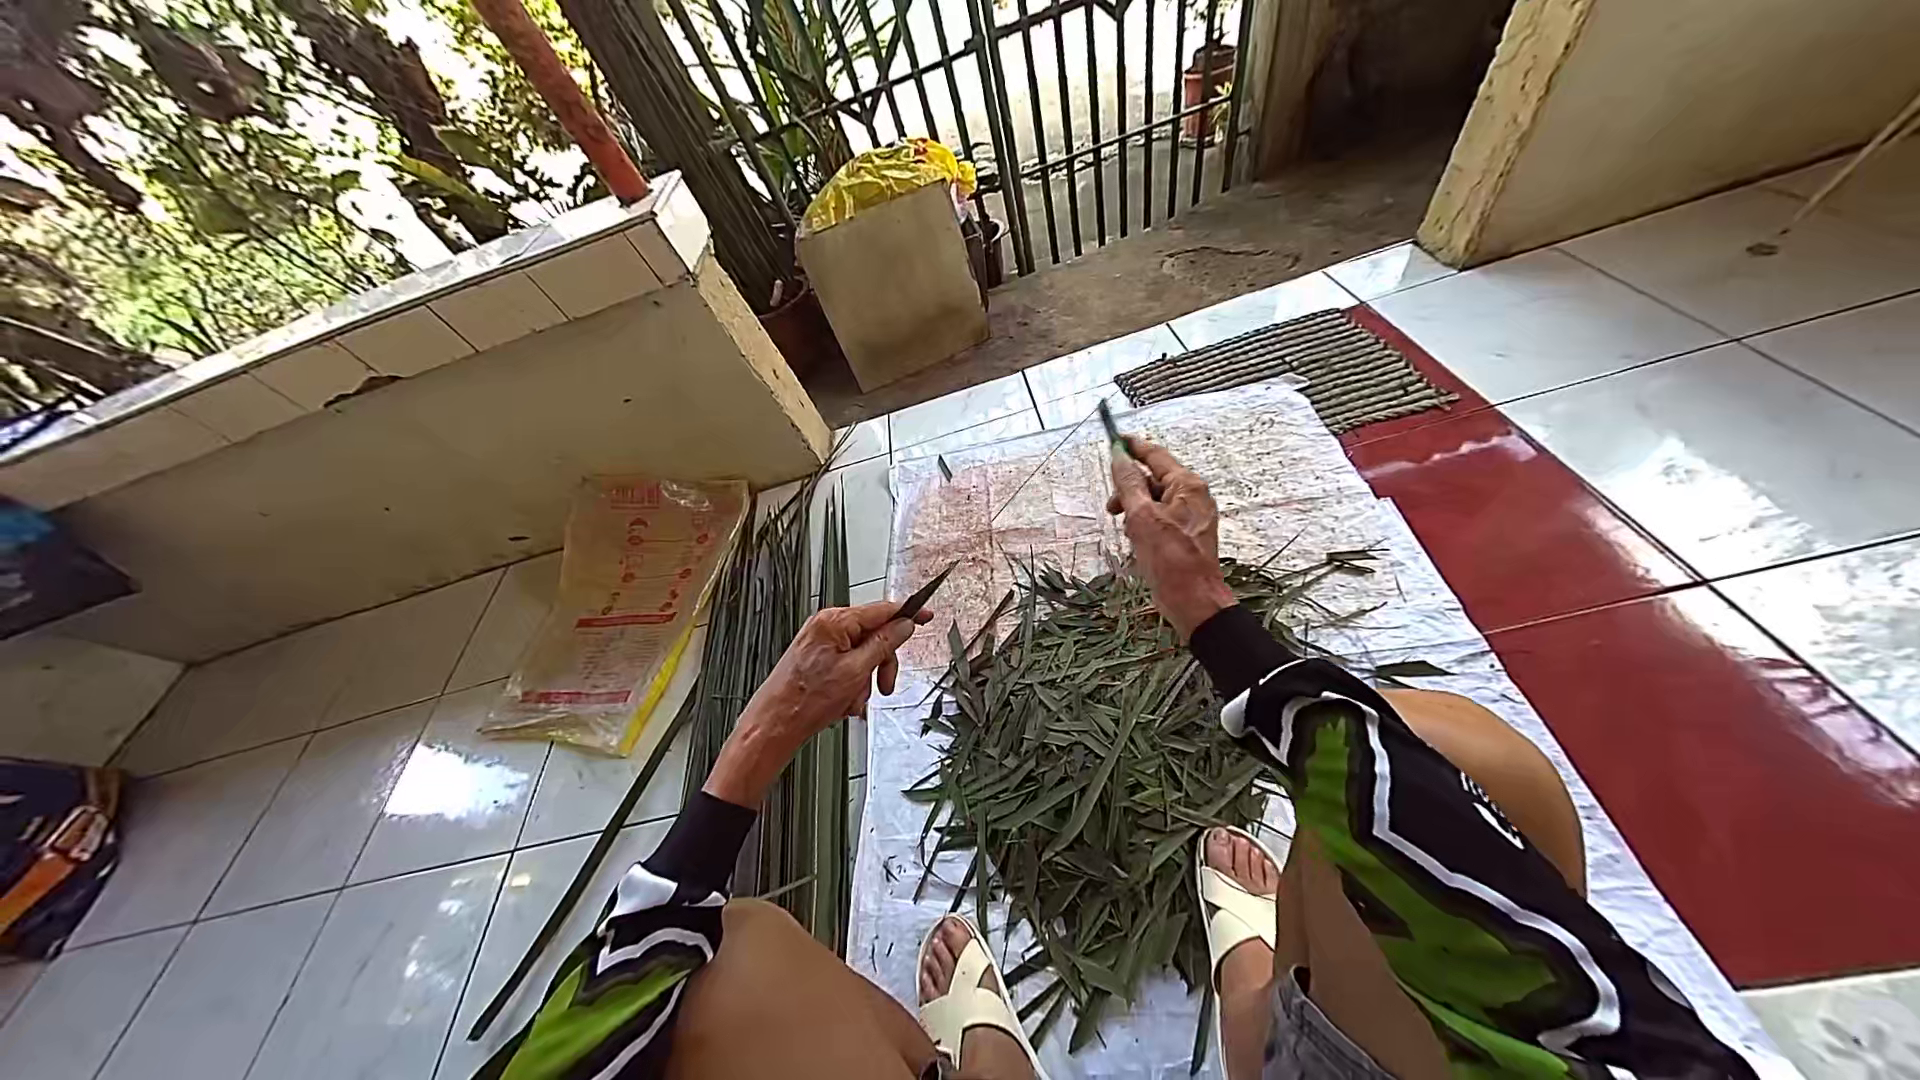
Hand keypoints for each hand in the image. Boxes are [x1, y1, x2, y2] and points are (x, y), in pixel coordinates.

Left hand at [704, 601, 933, 807]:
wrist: (775, 724)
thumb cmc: (805, 700)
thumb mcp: (856, 671)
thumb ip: (884, 644)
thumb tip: (904, 625)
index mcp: (835, 621)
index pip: (882, 610)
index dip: (907, 615)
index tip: (926, 615)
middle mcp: (826, 626)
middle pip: (874, 635)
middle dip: (881, 664)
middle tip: (883, 685)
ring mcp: (821, 642)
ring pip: (863, 654)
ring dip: (865, 679)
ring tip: (853, 700)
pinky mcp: (817, 658)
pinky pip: (848, 665)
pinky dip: (852, 684)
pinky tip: (843, 702)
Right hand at [1107, 435, 1235, 639]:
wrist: (1193, 600)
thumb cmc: (1171, 560)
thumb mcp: (1142, 517)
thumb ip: (1129, 484)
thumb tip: (1119, 457)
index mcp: (1188, 485)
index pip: (1156, 455)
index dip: (1133, 446)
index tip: (1114, 440)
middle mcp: (1193, 496)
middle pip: (1153, 479)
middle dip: (1128, 490)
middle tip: (1112, 508)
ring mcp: (1191, 516)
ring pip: (1153, 500)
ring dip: (1134, 511)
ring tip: (1129, 532)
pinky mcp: (1186, 534)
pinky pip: (1159, 518)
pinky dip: (1143, 524)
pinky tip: (1138, 541)